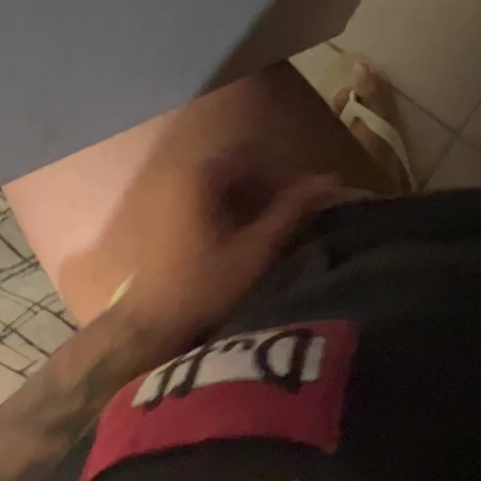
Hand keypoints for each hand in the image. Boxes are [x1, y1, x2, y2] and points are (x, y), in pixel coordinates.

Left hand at [98, 164, 347, 350]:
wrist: (151, 323)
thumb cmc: (205, 287)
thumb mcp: (255, 251)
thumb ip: (291, 212)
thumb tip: (330, 181)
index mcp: (200, 175)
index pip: (253, 156)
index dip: (282, 178)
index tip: (301, 205)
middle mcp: (176, 173)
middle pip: (233, 168)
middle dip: (263, 189)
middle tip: (285, 220)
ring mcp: (161, 192)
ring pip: (216, 184)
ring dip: (244, 201)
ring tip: (263, 234)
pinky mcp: (155, 213)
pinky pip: (197, 198)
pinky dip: (221, 210)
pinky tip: (233, 241)